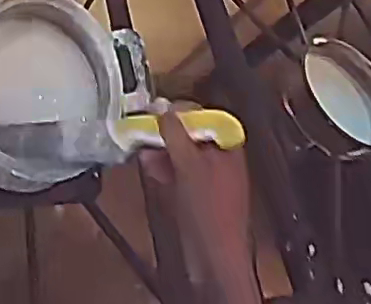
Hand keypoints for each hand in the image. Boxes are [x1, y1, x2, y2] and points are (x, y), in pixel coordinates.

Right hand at [138, 108, 259, 303]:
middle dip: (165, 132)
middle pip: (189, 134)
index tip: (154, 111)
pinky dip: (164, 167)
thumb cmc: (209, 207)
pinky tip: (149, 166)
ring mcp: (210, 177)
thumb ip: (174, 133)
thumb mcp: (188, 163)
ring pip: (182, 153)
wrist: (216, 260)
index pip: (201, 115)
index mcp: (228, 144)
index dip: (177, 111)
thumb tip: (162, 110)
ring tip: (142, 148)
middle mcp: (221, 157)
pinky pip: (180, 173)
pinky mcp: (199, 195)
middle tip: (145, 130)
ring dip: (160, 149)